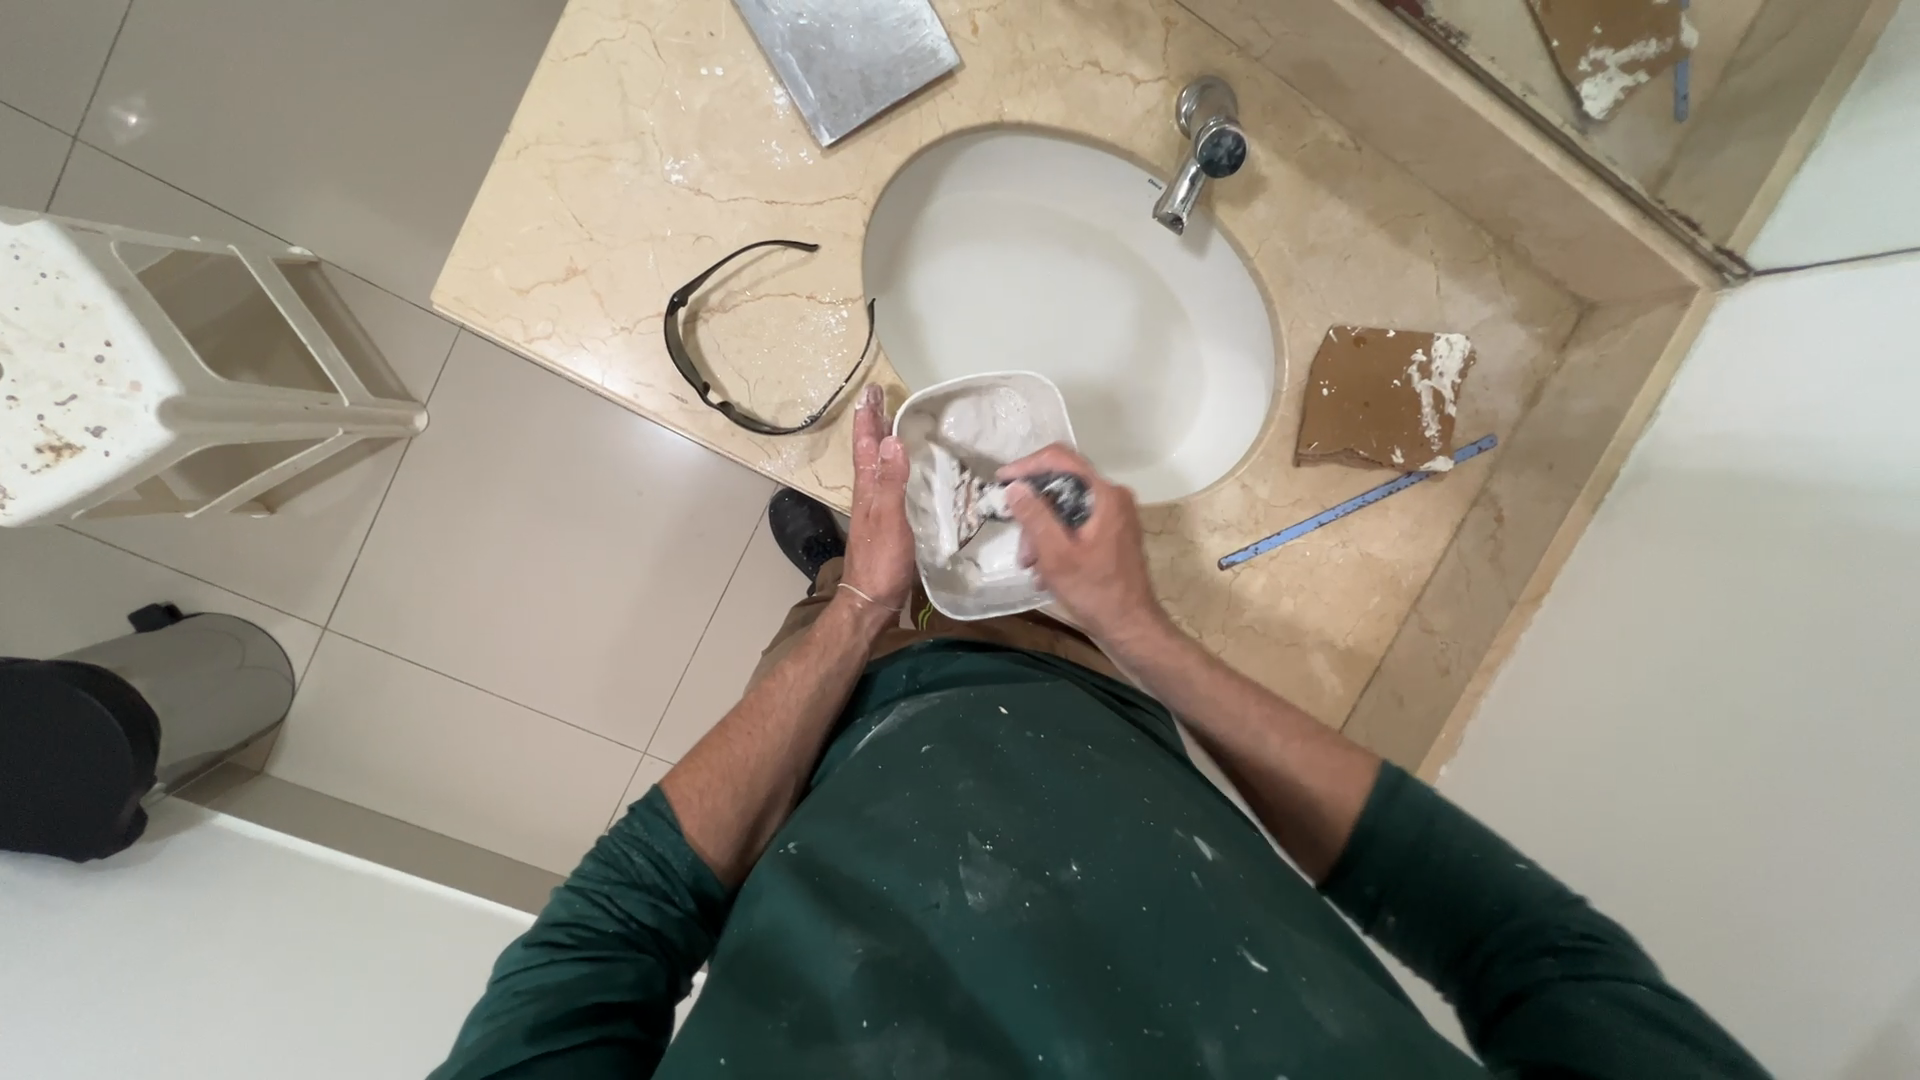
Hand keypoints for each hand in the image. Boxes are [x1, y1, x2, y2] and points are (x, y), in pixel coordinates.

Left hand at [840, 384, 914, 618]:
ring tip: (891, 424)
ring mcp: (876, 510)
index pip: (866, 447)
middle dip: (874, 424)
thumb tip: (892, 441)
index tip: (870, 392)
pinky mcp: (888, 524)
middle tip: (879, 398)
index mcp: (867, 491)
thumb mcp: (889, 520)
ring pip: (878, 467)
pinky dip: (895, 469)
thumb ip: (891, 483)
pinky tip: (905, 472)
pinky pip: (889, 485)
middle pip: (870, 453)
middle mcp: (868, 496)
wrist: (871, 601)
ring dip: (883, 444)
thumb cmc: (881, 563)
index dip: (868, 420)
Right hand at [999, 444, 1167, 645]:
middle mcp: (1113, 498)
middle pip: (1061, 488)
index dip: (1027, 466)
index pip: (1061, 459)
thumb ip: (1035, 516)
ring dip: (1042, 536)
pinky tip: (1046, 573)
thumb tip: (1015, 487)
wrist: (1130, 627)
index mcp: (1105, 495)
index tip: (1001, 481)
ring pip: (1065, 510)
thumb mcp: (1056, 554)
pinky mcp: (1112, 534)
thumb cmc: (1095, 592)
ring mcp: (1114, 517)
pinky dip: (1057, 543)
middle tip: (1022, 549)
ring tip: (1032, 568)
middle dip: (1034, 516)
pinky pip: (1076, 526)